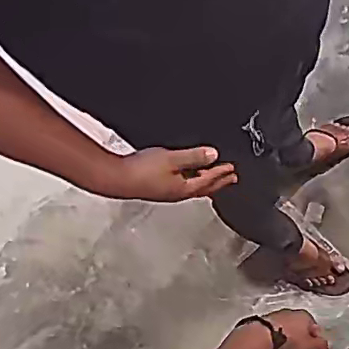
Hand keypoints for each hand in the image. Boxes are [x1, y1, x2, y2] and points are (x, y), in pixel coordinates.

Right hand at [91, 147, 236, 201]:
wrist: (115, 178)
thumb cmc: (140, 171)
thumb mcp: (172, 159)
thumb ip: (194, 157)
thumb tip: (213, 155)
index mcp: (185, 188)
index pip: (210, 181)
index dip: (222, 174)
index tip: (233, 169)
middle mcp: (178, 193)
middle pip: (205, 188)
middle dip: (219, 182)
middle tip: (231, 178)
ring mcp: (168, 192)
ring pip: (194, 188)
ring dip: (206, 182)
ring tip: (213, 178)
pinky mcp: (158, 188)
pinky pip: (182, 185)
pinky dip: (192, 180)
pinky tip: (187, 176)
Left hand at [259, 308, 328, 348]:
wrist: (260, 338)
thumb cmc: (287, 340)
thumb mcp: (311, 346)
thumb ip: (322, 346)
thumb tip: (327, 348)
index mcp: (305, 315)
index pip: (316, 330)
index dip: (317, 345)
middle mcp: (291, 313)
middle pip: (301, 332)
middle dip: (300, 346)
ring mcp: (276, 317)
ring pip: (287, 335)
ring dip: (287, 346)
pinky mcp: (263, 325)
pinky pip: (274, 337)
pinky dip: (275, 345)